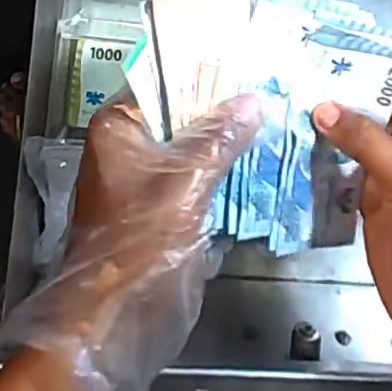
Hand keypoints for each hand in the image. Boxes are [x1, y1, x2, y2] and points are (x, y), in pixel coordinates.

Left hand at [37, 94, 260, 352]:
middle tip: (269, 95)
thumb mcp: (185, 180)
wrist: (117, 325)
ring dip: (230, 145)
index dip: (203, 74)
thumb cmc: (140, 242)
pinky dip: (227, 176)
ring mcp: (148, 183)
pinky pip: (201, 182)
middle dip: (223, 112)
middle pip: (182, 117)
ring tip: (274, 123)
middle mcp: (129, 149)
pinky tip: (263, 165)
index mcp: (119, 128)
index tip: (245, 66)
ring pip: (195, 152)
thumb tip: (253, 100)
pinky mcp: (167, 213)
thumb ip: (220, 137)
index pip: (163, 83)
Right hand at [312, 83, 391, 355]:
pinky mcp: (372, 203)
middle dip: (337, 103)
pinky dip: (322, 164)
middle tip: (294, 84)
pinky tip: (297, 151)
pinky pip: (343, 173)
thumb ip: (367, 141)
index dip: (363, 76)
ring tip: (287, 111)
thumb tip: (325, 108)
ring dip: (326, 133)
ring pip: (354, 143)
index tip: (323, 61)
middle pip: (372, 115)